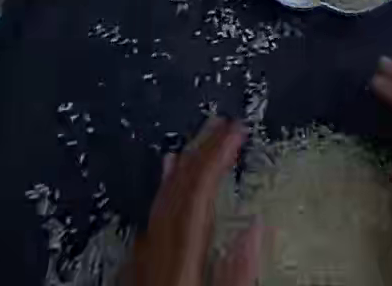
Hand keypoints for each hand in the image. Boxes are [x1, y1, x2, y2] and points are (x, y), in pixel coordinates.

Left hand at [130, 116, 263, 285]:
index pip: (197, 195)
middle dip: (200, 152)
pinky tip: (165, 184)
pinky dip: (163, 194)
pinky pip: (150, 221)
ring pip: (160, 204)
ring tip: (196, 141)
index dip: (217, 156)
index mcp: (179, 263)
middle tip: (224, 122)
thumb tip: (256, 224)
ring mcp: (141, 267)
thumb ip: (236, 276)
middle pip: (176, 193)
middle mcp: (156, 257)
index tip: (238, 127)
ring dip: (181, 168)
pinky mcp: (135, 280)